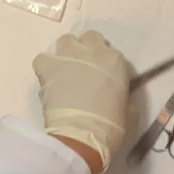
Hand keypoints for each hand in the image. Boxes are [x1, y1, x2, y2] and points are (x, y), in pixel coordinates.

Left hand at [33, 31, 131, 173]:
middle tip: (84, 70)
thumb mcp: (130, 111)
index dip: (105, 63)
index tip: (102, 76)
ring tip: (65, 72)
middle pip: (89, 38)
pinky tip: (49, 81)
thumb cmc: (111, 128)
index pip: (110, 51)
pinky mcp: (48, 67)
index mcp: (116, 61)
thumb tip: (116, 96)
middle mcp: (93, 51)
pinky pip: (43, 59)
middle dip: (86, 51)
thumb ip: (125, 96)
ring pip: (66, 41)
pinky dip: (45, 68)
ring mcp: (68, 56)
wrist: (82, 136)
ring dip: (67, 54)